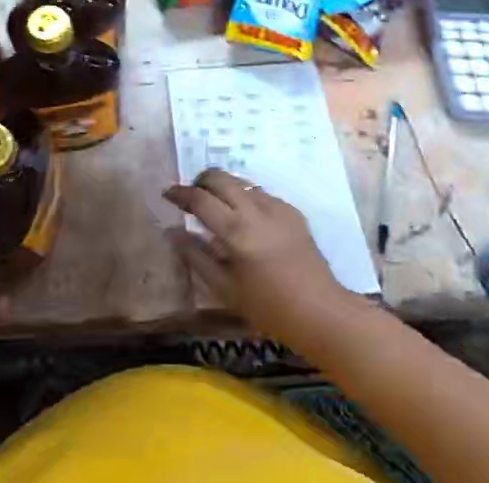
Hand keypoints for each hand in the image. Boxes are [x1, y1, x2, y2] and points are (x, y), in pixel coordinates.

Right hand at [163, 169, 354, 345]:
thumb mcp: (225, 288)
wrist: (320, 311)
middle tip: (192, 196)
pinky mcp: (292, 211)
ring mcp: (277, 207)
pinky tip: (247, 221)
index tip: (167, 194)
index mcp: (237, 231)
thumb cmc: (268, 308)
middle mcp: (256, 210)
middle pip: (221, 177)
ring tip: (218, 208)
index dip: (180, 193)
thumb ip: (196, 256)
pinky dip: (246, 199)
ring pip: (242, 182)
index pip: (200, 199)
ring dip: (225, 187)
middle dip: (201, 181)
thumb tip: (173, 232)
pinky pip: (262, 195)